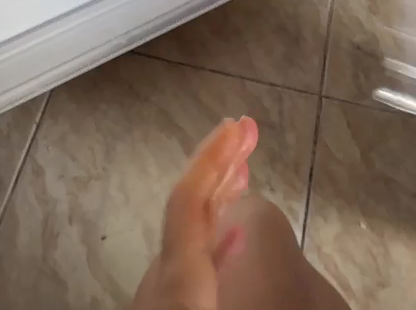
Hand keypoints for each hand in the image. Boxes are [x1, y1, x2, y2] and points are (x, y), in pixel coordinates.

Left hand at [129, 116, 259, 309]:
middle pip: (187, 208)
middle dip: (217, 164)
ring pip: (188, 233)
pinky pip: (191, 263)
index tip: (237, 124)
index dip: (212, 157)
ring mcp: (159, 295)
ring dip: (216, 196)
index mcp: (175, 281)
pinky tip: (234, 236)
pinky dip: (214, 240)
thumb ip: (232, 280)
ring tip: (243, 169)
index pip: (188, 201)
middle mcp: (159, 278)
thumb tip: (256, 235)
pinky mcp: (166, 309)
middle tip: (246, 130)